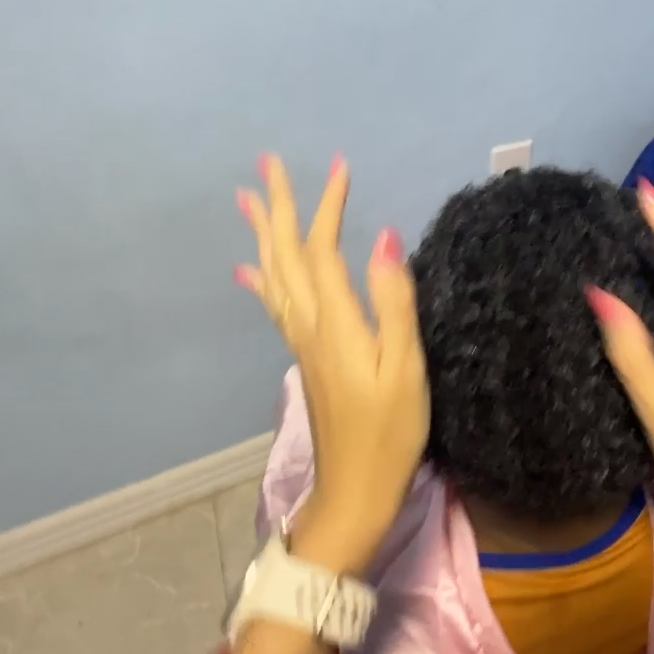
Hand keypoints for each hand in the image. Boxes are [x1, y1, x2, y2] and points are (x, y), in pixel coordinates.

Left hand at [237, 154, 428, 572]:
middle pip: (286, 256)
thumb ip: (394, 302)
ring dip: (262, 236)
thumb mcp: (406, 368)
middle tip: (267, 163)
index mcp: (336, 324)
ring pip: (274, 277)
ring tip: (248, 201)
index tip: (339, 166)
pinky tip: (248, 271)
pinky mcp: (305, 359)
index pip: (323, 249)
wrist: (355, 490)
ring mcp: (302, 344)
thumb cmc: (391, 432)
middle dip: (278, 207)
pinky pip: (276, 306)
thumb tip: (384, 238)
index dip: (328, 205)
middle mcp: (309, 326)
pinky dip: (262, 281)